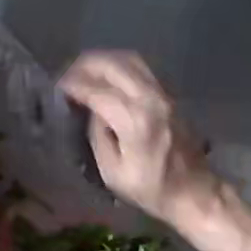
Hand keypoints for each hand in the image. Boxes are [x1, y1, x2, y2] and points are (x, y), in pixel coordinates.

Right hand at [59, 50, 223, 230]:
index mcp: (134, 120)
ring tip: (85, 72)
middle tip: (67, 75)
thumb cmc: (151, 189)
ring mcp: (164, 94)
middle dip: (84, 65)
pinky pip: (143, 69)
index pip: (96, 90)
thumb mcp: (113, 173)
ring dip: (104, 60)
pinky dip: (121, 66)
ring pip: (130, 59)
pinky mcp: (171, 96)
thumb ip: (98, 137)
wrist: (193, 191)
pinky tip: (109, 77)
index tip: (56, 87)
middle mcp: (150, 99)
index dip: (72, 85)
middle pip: (112, 64)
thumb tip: (91, 111)